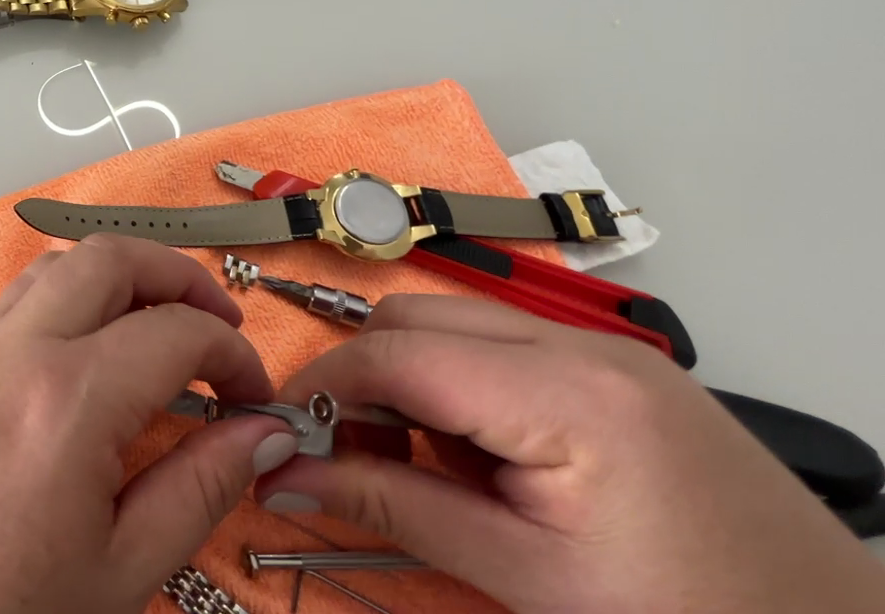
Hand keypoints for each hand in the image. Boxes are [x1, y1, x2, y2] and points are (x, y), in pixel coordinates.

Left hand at [0, 235, 295, 613]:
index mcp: (69, 397)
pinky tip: (97, 343)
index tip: (257, 397)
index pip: (174, 331)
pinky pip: (24, 296)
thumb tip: (262, 432)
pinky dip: (74, 292)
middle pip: (109, 259)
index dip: (233, 354)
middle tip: (221, 326)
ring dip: (121, 275)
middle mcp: (22, 350)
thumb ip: (201, 486)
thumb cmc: (4, 604)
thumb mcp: (124, 567)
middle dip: (178, 276)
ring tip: (164, 323)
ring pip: (60, 265)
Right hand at [254, 294, 884, 613]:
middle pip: (413, 319)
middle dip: (361, 376)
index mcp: (567, 394)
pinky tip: (477, 452)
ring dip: (406, 378)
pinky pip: (494, 344)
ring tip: (421, 463)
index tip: (284, 434)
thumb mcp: (523, 577)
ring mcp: (604, 347)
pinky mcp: (616, 364)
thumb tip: (280, 475)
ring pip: (448, 323)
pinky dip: (455, 383)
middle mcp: (581, 344)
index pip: (396, 354)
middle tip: (350, 454)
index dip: (322, 386)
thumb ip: (391, 509)